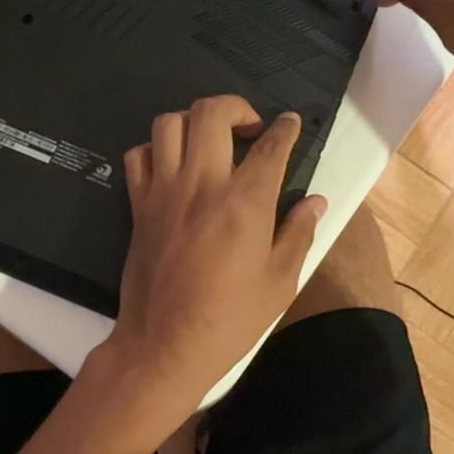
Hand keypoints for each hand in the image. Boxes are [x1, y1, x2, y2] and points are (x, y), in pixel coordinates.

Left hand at [96, 96, 325, 436]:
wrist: (164, 346)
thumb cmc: (230, 320)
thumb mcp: (280, 283)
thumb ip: (298, 234)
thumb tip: (314, 201)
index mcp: (246, 202)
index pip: (271, 146)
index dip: (285, 127)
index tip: (290, 123)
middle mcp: (203, 184)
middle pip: (212, 113)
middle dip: (237, 107)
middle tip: (250, 127)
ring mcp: (164, 191)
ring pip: (169, 123)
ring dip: (193, 121)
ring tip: (210, 141)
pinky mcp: (138, 206)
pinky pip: (138, 156)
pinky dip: (155, 149)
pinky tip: (172, 166)